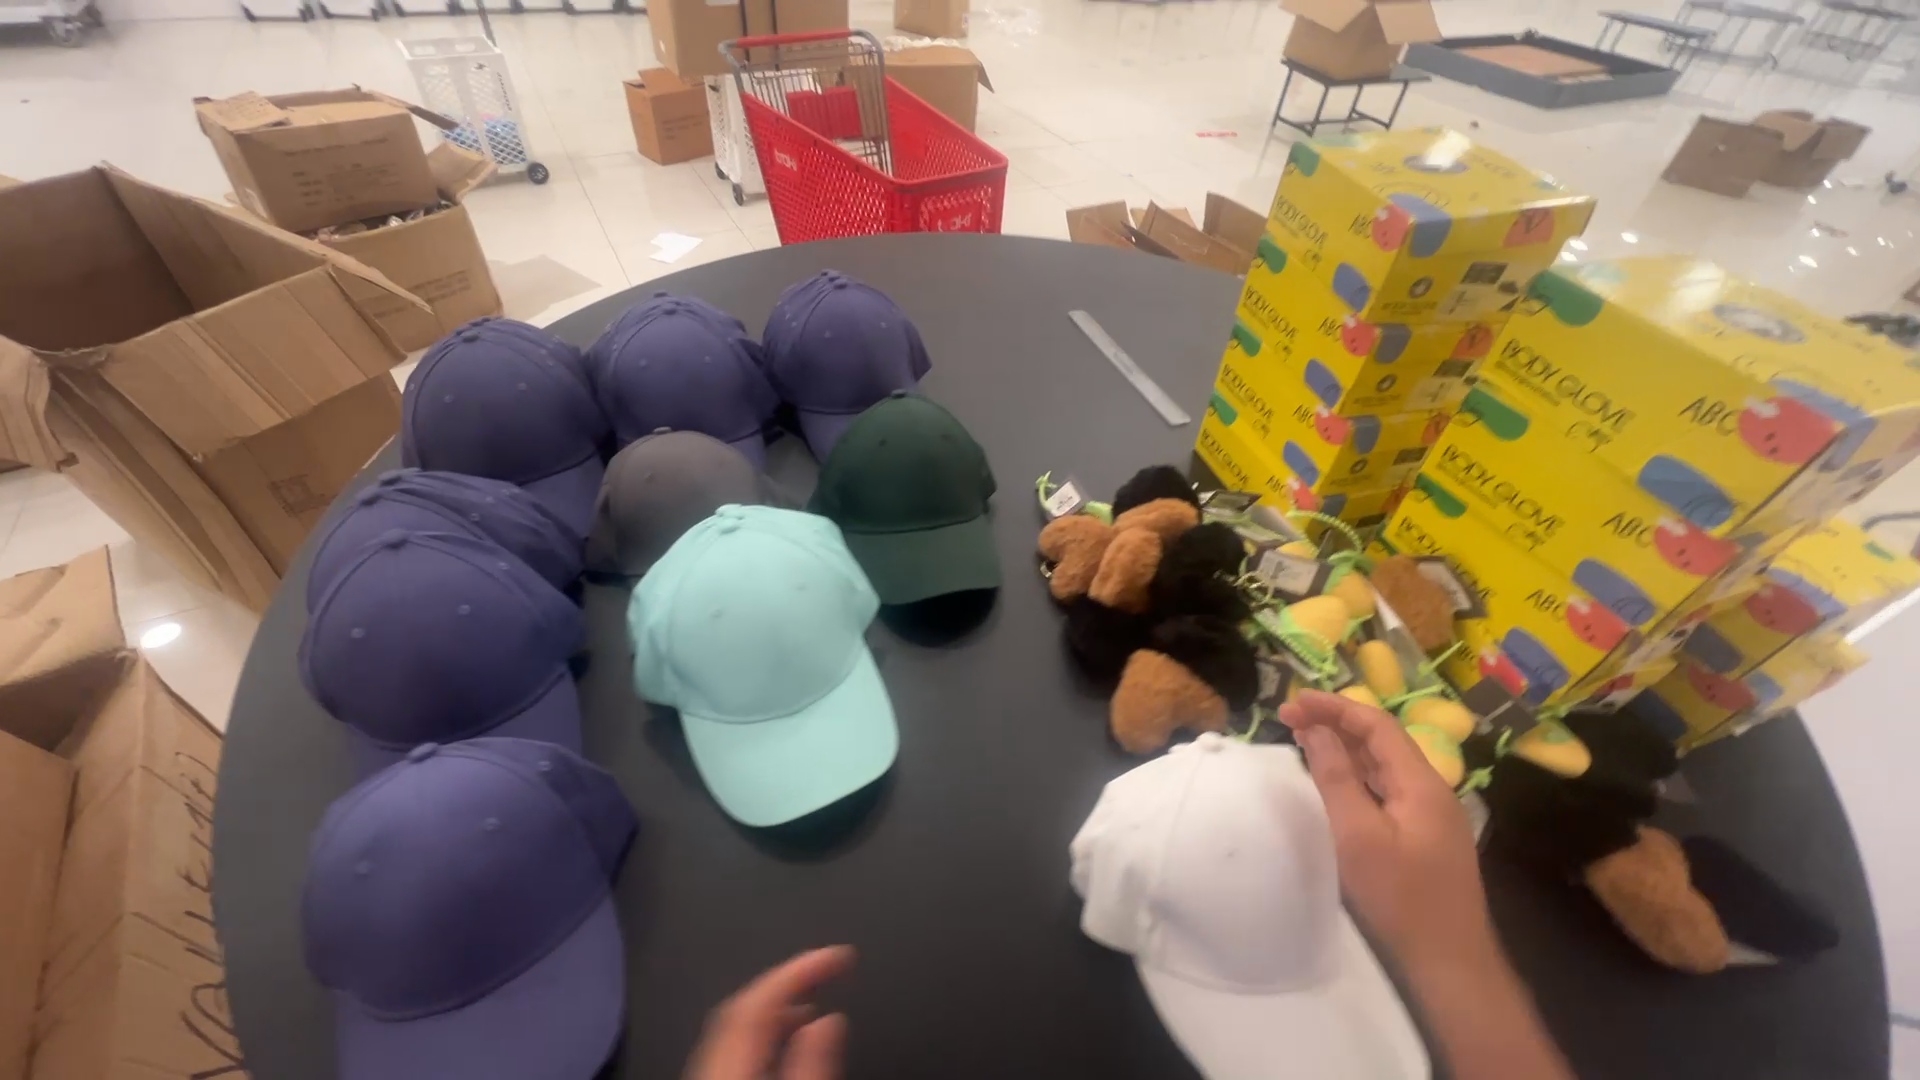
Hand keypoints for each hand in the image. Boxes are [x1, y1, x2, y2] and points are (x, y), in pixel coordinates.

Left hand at [684, 946, 853, 1079]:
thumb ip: (812, 1060)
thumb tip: (831, 1017)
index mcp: (733, 1056)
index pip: (765, 992)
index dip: (804, 963)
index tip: (839, 953)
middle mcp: (713, 1057)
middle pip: (746, 1002)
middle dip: (788, 977)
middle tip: (826, 964)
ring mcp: (707, 1070)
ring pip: (737, 1021)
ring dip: (776, 1003)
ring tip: (812, 1001)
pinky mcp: (711, 1077)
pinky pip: (732, 1041)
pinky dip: (761, 1027)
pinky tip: (785, 1037)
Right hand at [1279, 690, 1494, 968]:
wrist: (1450, 962)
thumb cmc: (1400, 897)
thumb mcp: (1357, 835)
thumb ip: (1335, 777)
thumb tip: (1314, 730)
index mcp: (1421, 784)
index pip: (1376, 724)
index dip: (1333, 707)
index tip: (1292, 702)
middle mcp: (1430, 790)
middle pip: (1381, 740)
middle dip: (1335, 721)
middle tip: (1288, 718)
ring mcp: (1429, 814)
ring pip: (1382, 763)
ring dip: (1343, 745)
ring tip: (1303, 738)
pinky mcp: (1422, 834)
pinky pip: (1384, 786)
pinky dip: (1354, 772)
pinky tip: (1333, 777)